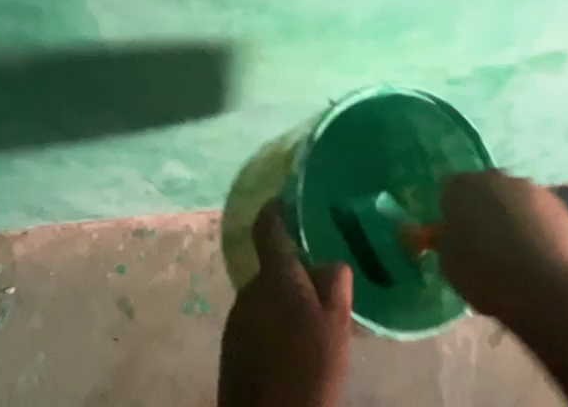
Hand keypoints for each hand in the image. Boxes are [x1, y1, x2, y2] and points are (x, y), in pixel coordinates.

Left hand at [219, 200, 353, 406]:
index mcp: (276, 276)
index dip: (277, 209)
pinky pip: (256, 321)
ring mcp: (236, 319)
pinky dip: (272, 326)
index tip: (287, 200)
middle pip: (273, 267)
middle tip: (322, 290)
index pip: (269, 226)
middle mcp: (249, 289)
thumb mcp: (338, 321)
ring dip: (283, 303)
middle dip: (294, 273)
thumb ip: (335, 281)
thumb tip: (326, 262)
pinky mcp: (230, 347)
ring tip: (310, 326)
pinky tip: (291, 349)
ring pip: (265, 296)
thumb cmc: (310, 368)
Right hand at [438, 171, 567, 322]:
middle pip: (483, 189)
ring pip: (512, 198)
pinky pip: (537, 210)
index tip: (457, 235)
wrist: (545, 286)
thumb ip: (447, 242)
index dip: (452, 211)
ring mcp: (528, 187)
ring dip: (510, 215)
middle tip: (485, 243)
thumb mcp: (450, 266)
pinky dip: (535, 224)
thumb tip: (450, 234)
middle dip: (482, 209)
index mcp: (462, 188)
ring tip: (517, 252)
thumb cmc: (486, 276)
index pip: (449, 190)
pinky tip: (539, 253)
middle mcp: (494, 178)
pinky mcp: (555, 201)